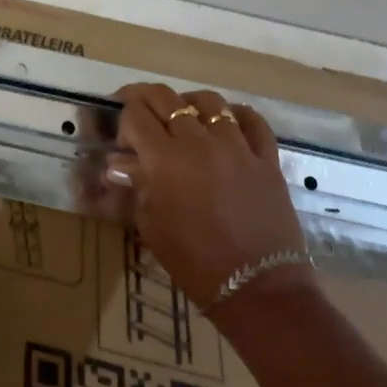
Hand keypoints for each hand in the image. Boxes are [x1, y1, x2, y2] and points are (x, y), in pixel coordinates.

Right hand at [102, 83, 313, 312]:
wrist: (257, 289)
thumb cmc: (193, 260)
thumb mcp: (149, 224)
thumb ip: (135, 185)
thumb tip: (119, 164)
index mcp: (164, 159)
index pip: (134, 114)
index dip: (122, 118)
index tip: (122, 137)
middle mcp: (198, 143)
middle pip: (166, 98)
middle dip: (144, 98)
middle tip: (138, 111)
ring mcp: (237, 148)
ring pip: (209, 102)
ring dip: (189, 103)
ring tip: (184, 118)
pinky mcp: (267, 160)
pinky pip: (254, 122)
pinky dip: (237, 115)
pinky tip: (228, 123)